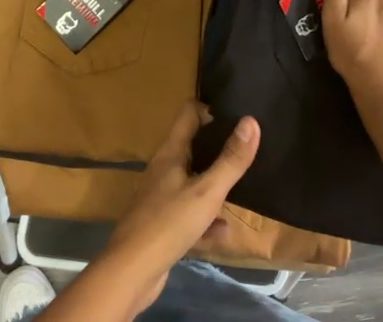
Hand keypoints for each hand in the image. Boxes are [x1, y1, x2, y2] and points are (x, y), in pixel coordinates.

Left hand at [100, 100, 260, 310]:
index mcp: (170, 152)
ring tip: (242, 187)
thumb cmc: (169, 224)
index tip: (237, 117)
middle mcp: (163, 169)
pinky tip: (223, 231)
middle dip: (218, 146)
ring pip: (192, 181)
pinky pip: (189, 213)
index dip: (211, 109)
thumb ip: (230, 159)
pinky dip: (206, 218)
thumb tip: (251, 120)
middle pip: (192, 146)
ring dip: (214, 184)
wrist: (131, 273)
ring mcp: (160, 197)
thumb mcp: (207, 191)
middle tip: (246, 149)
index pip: (189, 113)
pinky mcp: (162, 223)